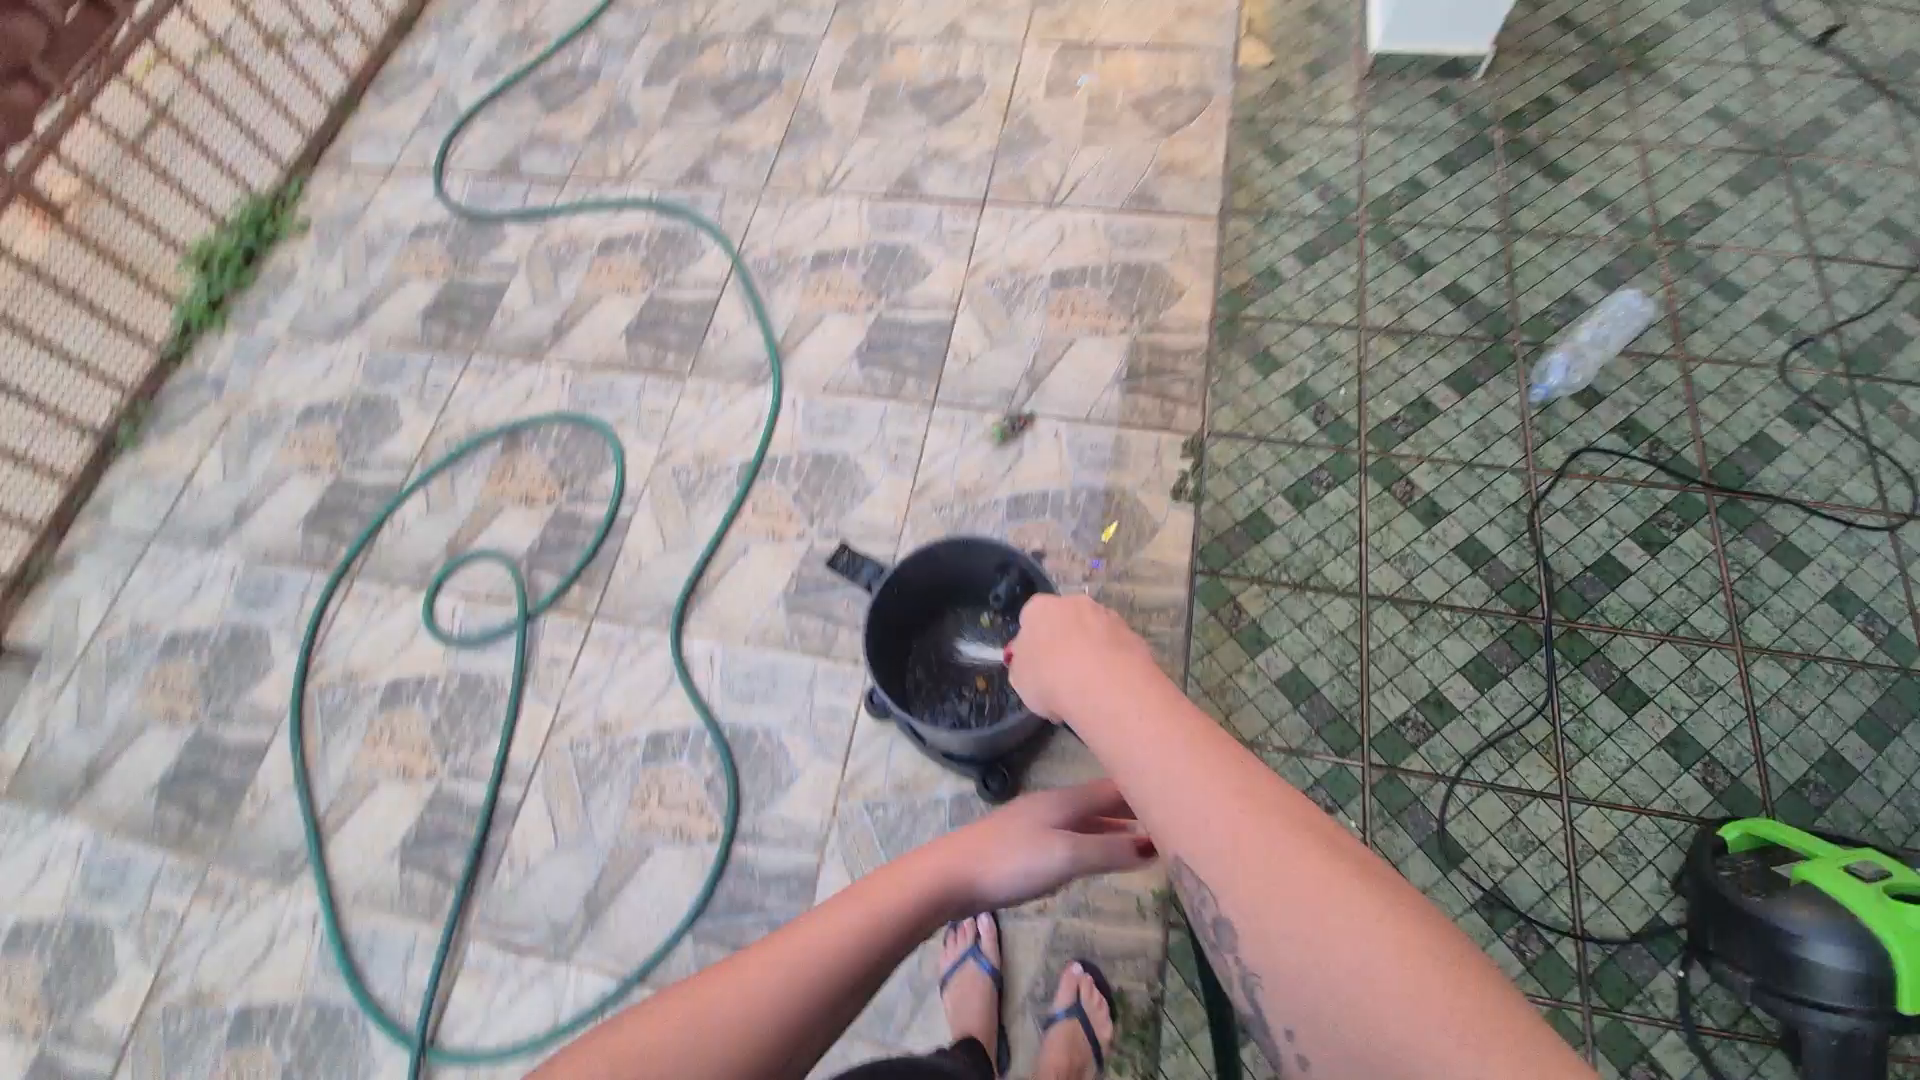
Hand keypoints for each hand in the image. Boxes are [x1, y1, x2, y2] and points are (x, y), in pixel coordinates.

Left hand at [927, 780, 1155, 915]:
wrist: (950, 875)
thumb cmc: (1010, 862)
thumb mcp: (1065, 857)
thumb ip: (1108, 849)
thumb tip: (1155, 844)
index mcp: (1065, 801)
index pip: (1113, 788)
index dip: (1142, 790)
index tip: (1174, 794)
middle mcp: (1053, 804)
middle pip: (1100, 801)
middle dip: (1132, 807)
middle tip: (1167, 818)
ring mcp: (1036, 822)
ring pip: (1086, 818)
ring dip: (1115, 825)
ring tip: (1144, 837)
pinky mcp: (1024, 843)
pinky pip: (1071, 834)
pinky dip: (1093, 839)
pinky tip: (1095, 853)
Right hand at [1007, 594, 1164, 722]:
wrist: (1104, 687)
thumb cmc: (1049, 679)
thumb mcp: (1019, 678)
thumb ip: (1022, 663)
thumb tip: (1028, 659)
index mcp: (1040, 609)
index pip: (1031, 616)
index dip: (1033, 641)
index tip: (1036, 664)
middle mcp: (1075, 603)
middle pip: (1066, 619)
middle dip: (1065, 640)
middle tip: (1062, 673)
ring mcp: (1108, 616)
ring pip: (1094, 631)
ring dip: (1091, 649)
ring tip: (1090, 685)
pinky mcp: (1133, 635)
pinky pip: (1116, 647)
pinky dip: (1113, 662)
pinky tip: (1110, 687)